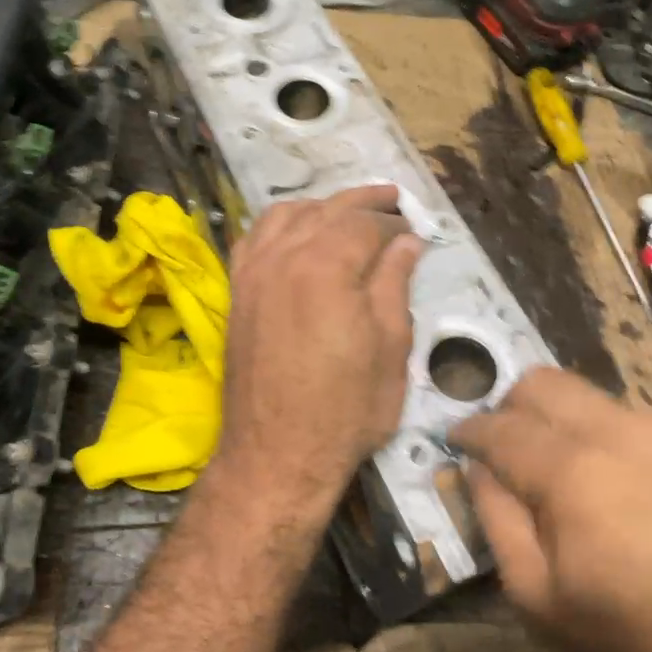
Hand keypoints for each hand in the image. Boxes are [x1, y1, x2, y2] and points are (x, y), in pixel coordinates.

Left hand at [218, 185, 425, 503]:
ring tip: (347, 211)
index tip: (415, 230)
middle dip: (362, 202)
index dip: (394, 223)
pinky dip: (280, 224)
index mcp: (326, 266)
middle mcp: (283, 256)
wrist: (278, 453)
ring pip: (286, 215)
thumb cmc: (346, 409)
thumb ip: (395, 284)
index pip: (364, 224)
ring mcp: (253, 272)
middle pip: (326, 210)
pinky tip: (296, 232)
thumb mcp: (390, 348)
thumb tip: (406, 241)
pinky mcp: (237, 292)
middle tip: (392, 198)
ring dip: (320, 206)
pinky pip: (254, 238)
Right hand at [451, 368, 651, 651]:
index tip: (454, 441)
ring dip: (553, 415)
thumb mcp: (539, 597)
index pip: (499, 426)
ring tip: (550, 464)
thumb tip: (478, 472)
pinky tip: (602, 478)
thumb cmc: (636, 636)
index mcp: (569, 472)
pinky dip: (593, 429)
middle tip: (500, 446)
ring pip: (584, 392)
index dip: (468, 431)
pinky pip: (622, 415)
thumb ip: (497, 521)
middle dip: (508, 405)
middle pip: (541, 381)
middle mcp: (613, 432)